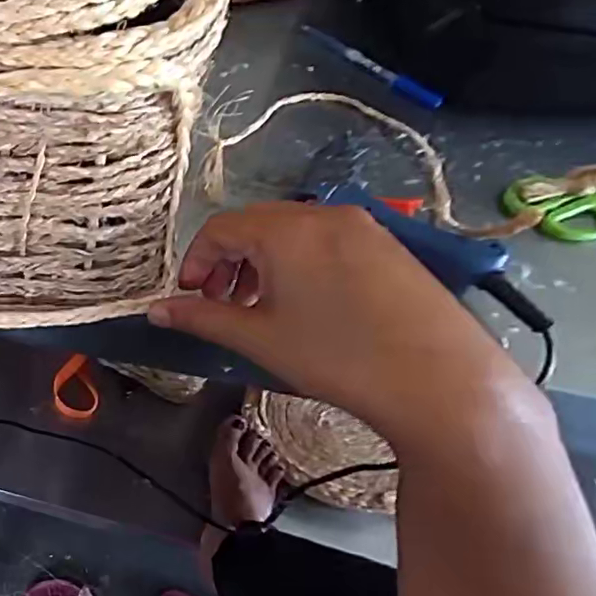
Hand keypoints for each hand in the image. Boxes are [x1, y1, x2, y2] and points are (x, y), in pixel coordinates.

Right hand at [148, 202, 542, 449]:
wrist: (441, 381)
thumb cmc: (335, 356)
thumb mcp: (257, 337)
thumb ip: (200, 318)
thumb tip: (154, 311)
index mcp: (285, 229)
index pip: (219, 229)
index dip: (194, 261)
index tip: (188, 296)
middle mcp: (322, 214)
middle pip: (253, 224)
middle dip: (226, 260)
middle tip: (220, 302)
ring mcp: (361, 226)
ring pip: (289, 230)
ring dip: (259, 260)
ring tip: (258, 305)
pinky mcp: (387, 244)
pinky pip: (324, 239)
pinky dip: (296, 261)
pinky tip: (304, 302)